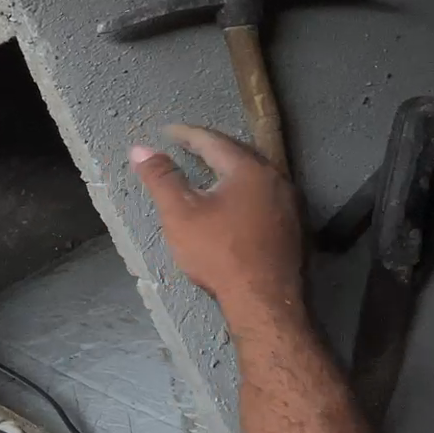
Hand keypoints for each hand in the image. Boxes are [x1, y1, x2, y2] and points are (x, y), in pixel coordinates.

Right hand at [130, 124, 302, 309]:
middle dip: (210, 147)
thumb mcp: (179, 212)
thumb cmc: (218, 251)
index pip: (213, 141)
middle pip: (239, 153)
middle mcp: (276, 180)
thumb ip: (161, 177)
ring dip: (228, 167)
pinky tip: (230, 200)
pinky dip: (241, 187)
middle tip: (185, 145)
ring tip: (206, 168)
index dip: (186, 134)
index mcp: (249, 171)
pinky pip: (263, 193)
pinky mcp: (292, 227)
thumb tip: (140, 149)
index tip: (166, 131)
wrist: (264, 300)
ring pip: (254, 174)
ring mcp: (289, 204)